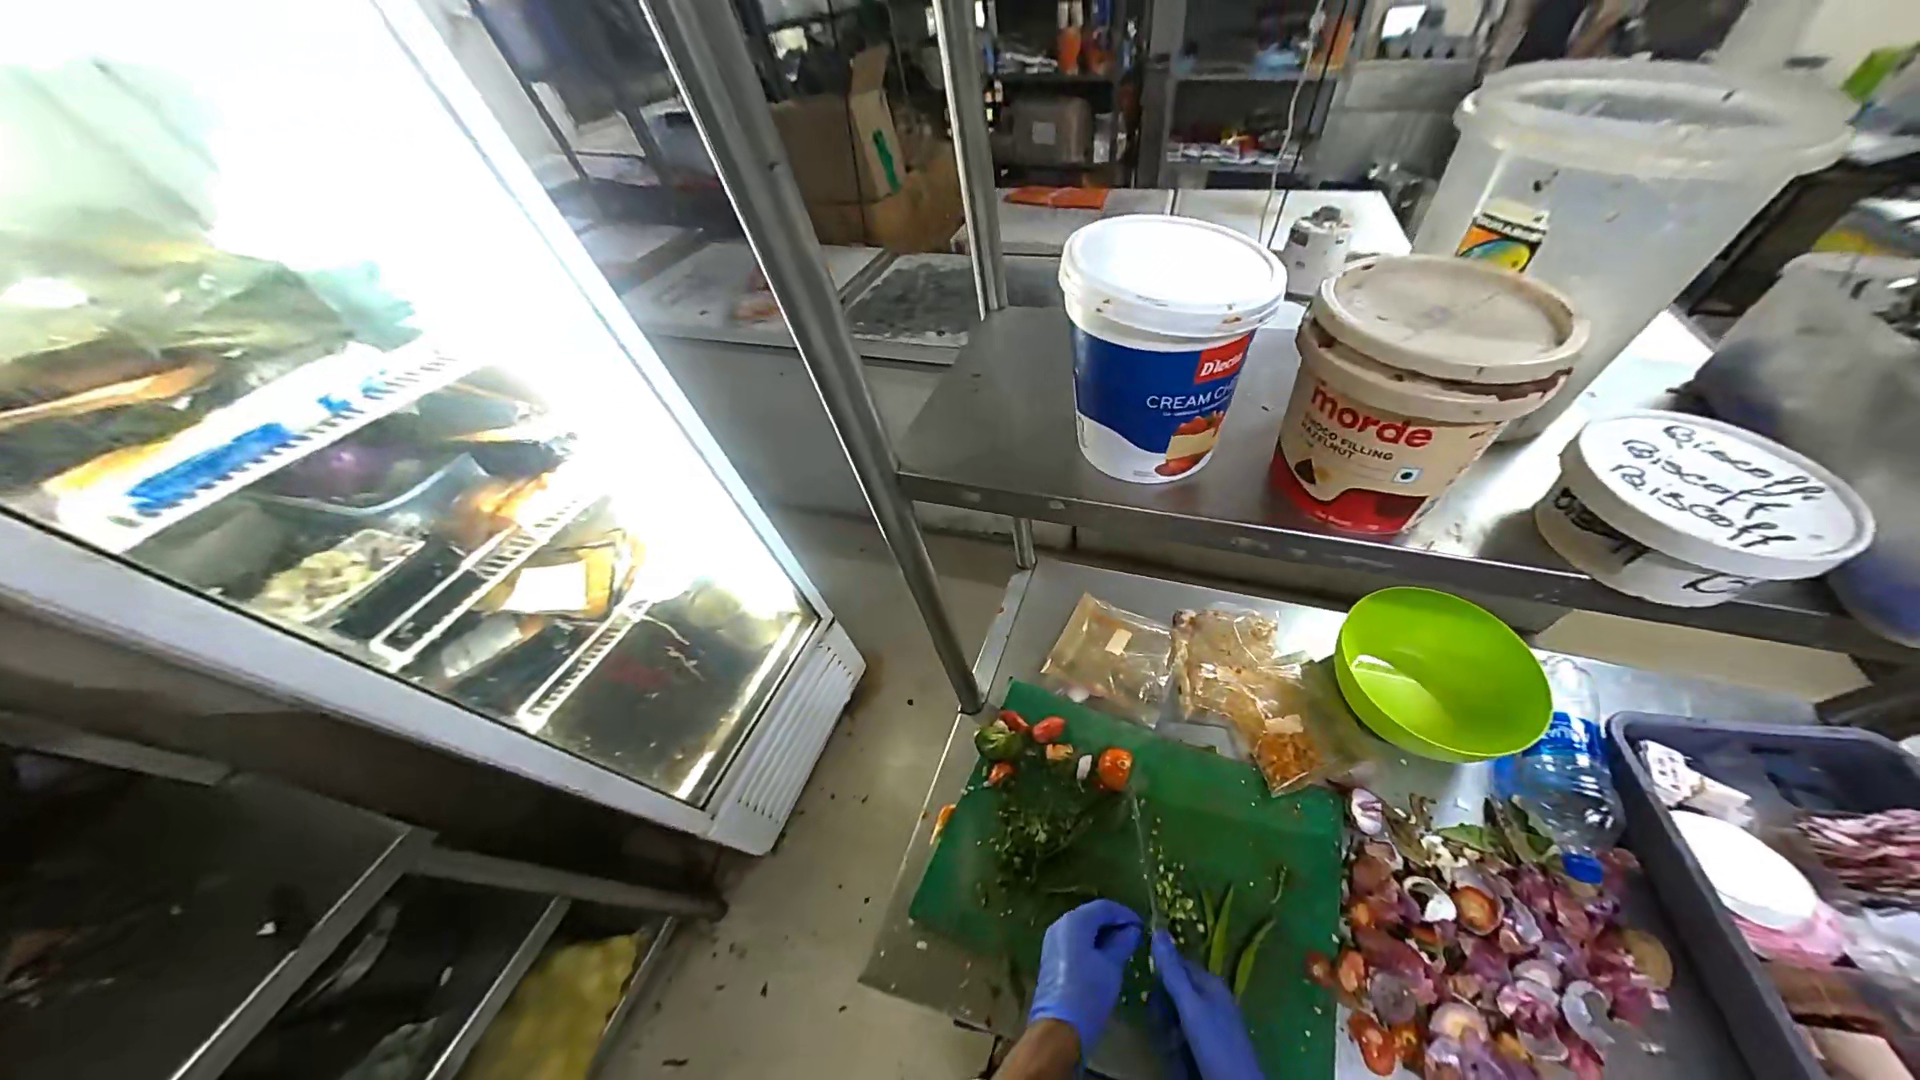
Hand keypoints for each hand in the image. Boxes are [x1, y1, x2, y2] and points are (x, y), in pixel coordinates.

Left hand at [1028, 899, 1144, 1053]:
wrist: (1059, 1028)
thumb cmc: (1088, 993)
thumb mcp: (1111, 966)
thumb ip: (1122, 943)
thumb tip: (1132, 929)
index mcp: (1074, 921)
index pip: (1103, 907)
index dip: (1124, 914)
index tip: (1142, 926)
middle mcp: (1060, 924)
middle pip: (1091, 915)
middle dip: (1113, 923)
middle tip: (1135, 936)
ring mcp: (1053, 939)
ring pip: (1083, 927)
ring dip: (1102, 934)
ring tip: (1124, 946)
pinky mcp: (1052, 955)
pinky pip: (1075, 940)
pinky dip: (1091, 943)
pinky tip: (1106, 956)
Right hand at [1151, 929, 1265, 1079]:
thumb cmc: (1216, 1044)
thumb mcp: (1191, 1006)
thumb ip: (1173, 971)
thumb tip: (1158, 927)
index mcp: (1210, 982)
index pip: (1176, 963)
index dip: (1160, 975)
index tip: (1149, 993)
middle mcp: (1212, 996)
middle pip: (1175, 989)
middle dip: (1163, 1006)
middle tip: (1160, 1024)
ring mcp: (1213, 1020)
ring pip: (1178, 1012)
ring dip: (1168, 1026)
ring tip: (1169, 1042)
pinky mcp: (1211, 1041)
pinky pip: (1185, 1031)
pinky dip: (1177, 1040)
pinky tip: (1176, 1051)